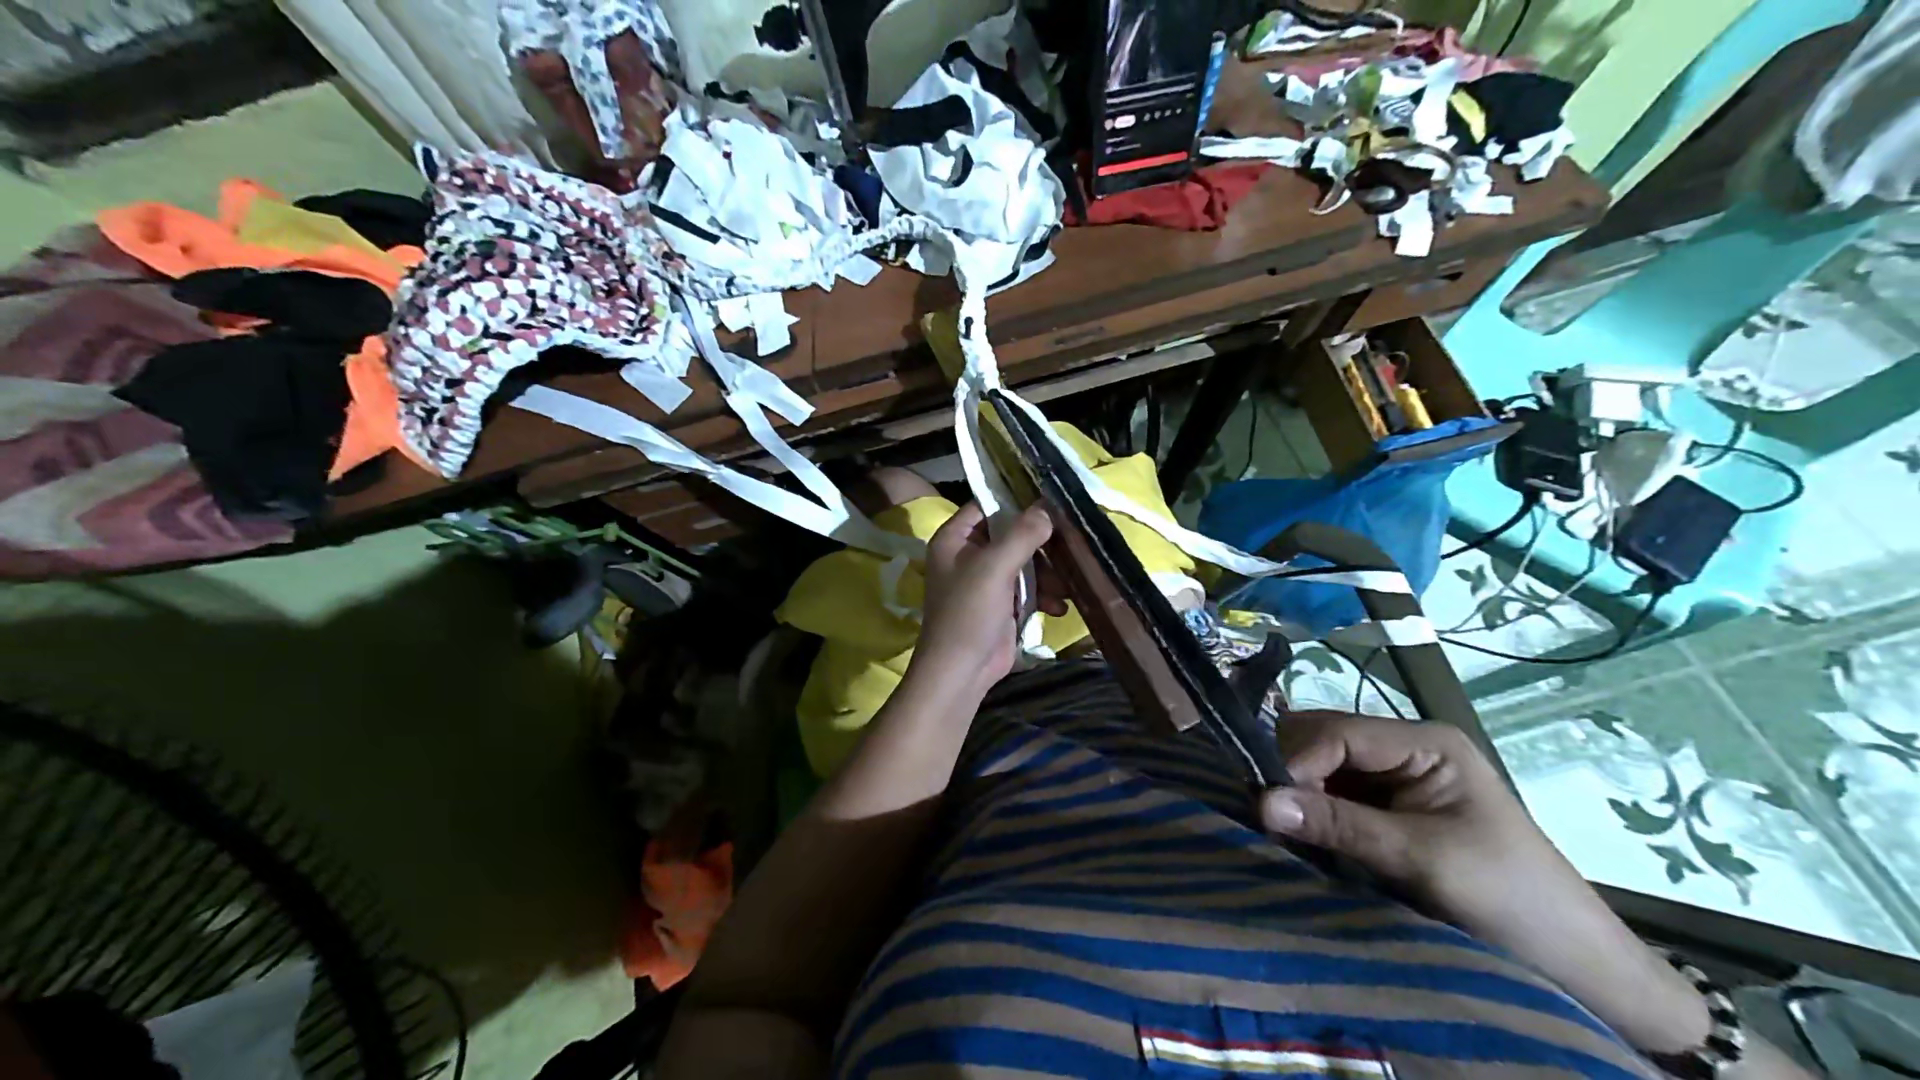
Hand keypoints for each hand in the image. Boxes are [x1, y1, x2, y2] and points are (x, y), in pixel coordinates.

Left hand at [912, 502, 1063, 698]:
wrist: (961, 671)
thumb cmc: (969, 612)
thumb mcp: (994, 567)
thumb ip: (1021, 534)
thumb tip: (1047, 508)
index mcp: (955, 538)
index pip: (987, 505)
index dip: (1018, 502)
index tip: (1052, 501)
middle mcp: (968, 555)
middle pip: (1011, 535)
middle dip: (1041, 544)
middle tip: (1070, 544)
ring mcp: (985, 581)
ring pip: (1024, 562)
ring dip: (1047, 573)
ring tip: (1067, 586)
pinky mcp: (1001, 605)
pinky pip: (1027, 588)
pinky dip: (1044, 594)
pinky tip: (1060, 607)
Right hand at [1257, 712, 1556, 921]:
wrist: (1571, 962)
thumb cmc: (1507, 898)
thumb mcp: (1421, 858)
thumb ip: (1340, 824)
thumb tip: (1260, 801)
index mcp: (1424, 742)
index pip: (1337, 732)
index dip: (1298, 761)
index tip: (1268, 804)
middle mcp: (1401, 747)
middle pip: (1320, 738)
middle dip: (1291, 771)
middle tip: (1271, 815)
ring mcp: (1391, 774)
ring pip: (1317, 763)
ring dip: (1296, 791)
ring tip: (1283, 826)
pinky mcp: (1381, 804)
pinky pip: (1326, 790)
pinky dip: (1307, 808)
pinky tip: (1299, 830)